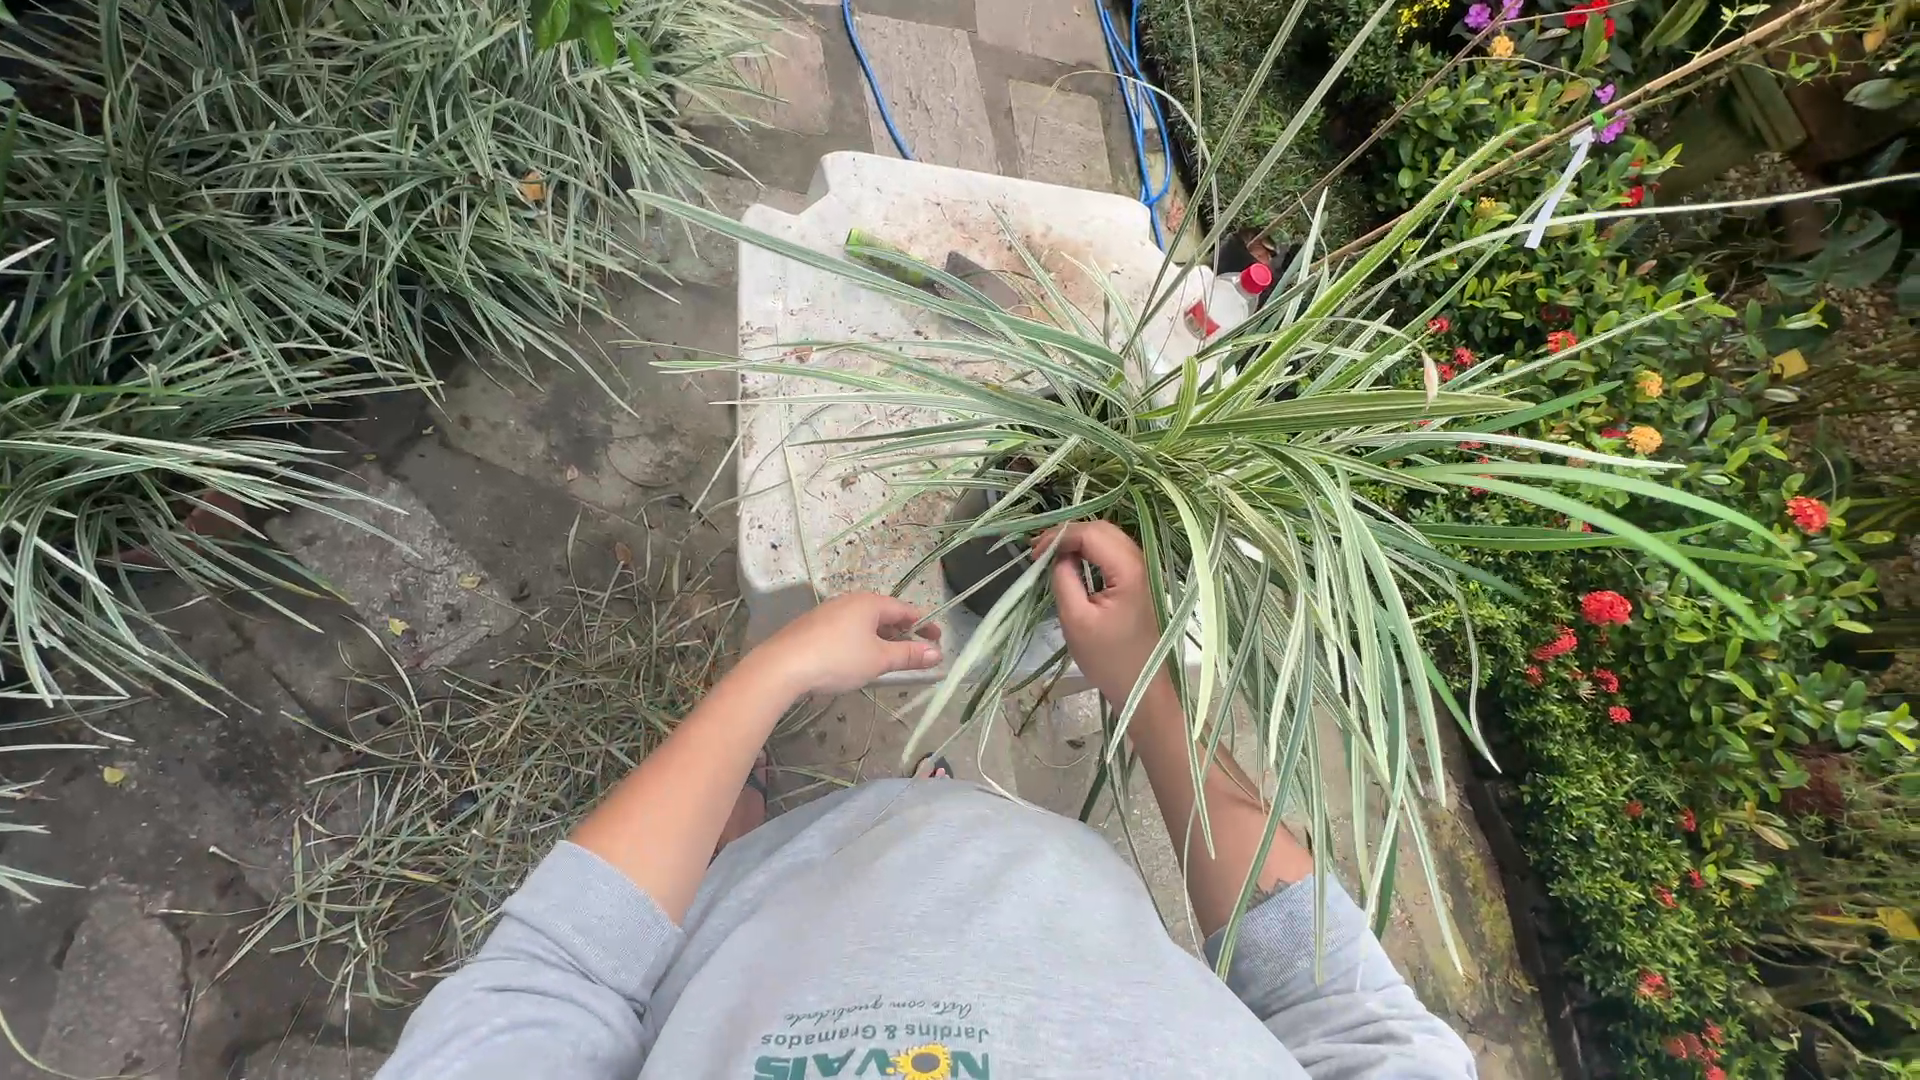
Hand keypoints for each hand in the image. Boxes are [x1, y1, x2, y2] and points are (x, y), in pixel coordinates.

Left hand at [743, 593, 942, 697]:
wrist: (782, 666)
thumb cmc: (838, 659)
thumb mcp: (879, 659)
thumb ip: (908, 655)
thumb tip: (936, 653)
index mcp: (870, 603)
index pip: (906, 610)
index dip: (924, 624)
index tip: (938, 639)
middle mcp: (850, 601)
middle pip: (885, 614)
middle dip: (903, 632)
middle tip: (916, 651)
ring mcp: (829, 612)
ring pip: (864, 622)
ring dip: (882, 638)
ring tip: (890, 658)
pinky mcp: (813, 626)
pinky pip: (847, 629)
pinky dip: (862, 641)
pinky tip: (858, 659)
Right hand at [1032, 522, 1170, 705]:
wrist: (1141, 685)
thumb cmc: (1108, 658)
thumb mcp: (1075, 619)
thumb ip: (1063, 579)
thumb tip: (1056, 555)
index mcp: (1127, 570)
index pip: (1089, 533)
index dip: (1058, 537)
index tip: (1033, 555)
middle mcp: (1138, 561)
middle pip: (1100, 528)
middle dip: (1066, 533)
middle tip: (1038, 551)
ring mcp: (1140, 569)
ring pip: (1106, 536)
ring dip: (1076, 540)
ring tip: (1049, 554)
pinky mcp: (1136, 579)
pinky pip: (1110, 551)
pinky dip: (1088, 550)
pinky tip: (1069, 560)